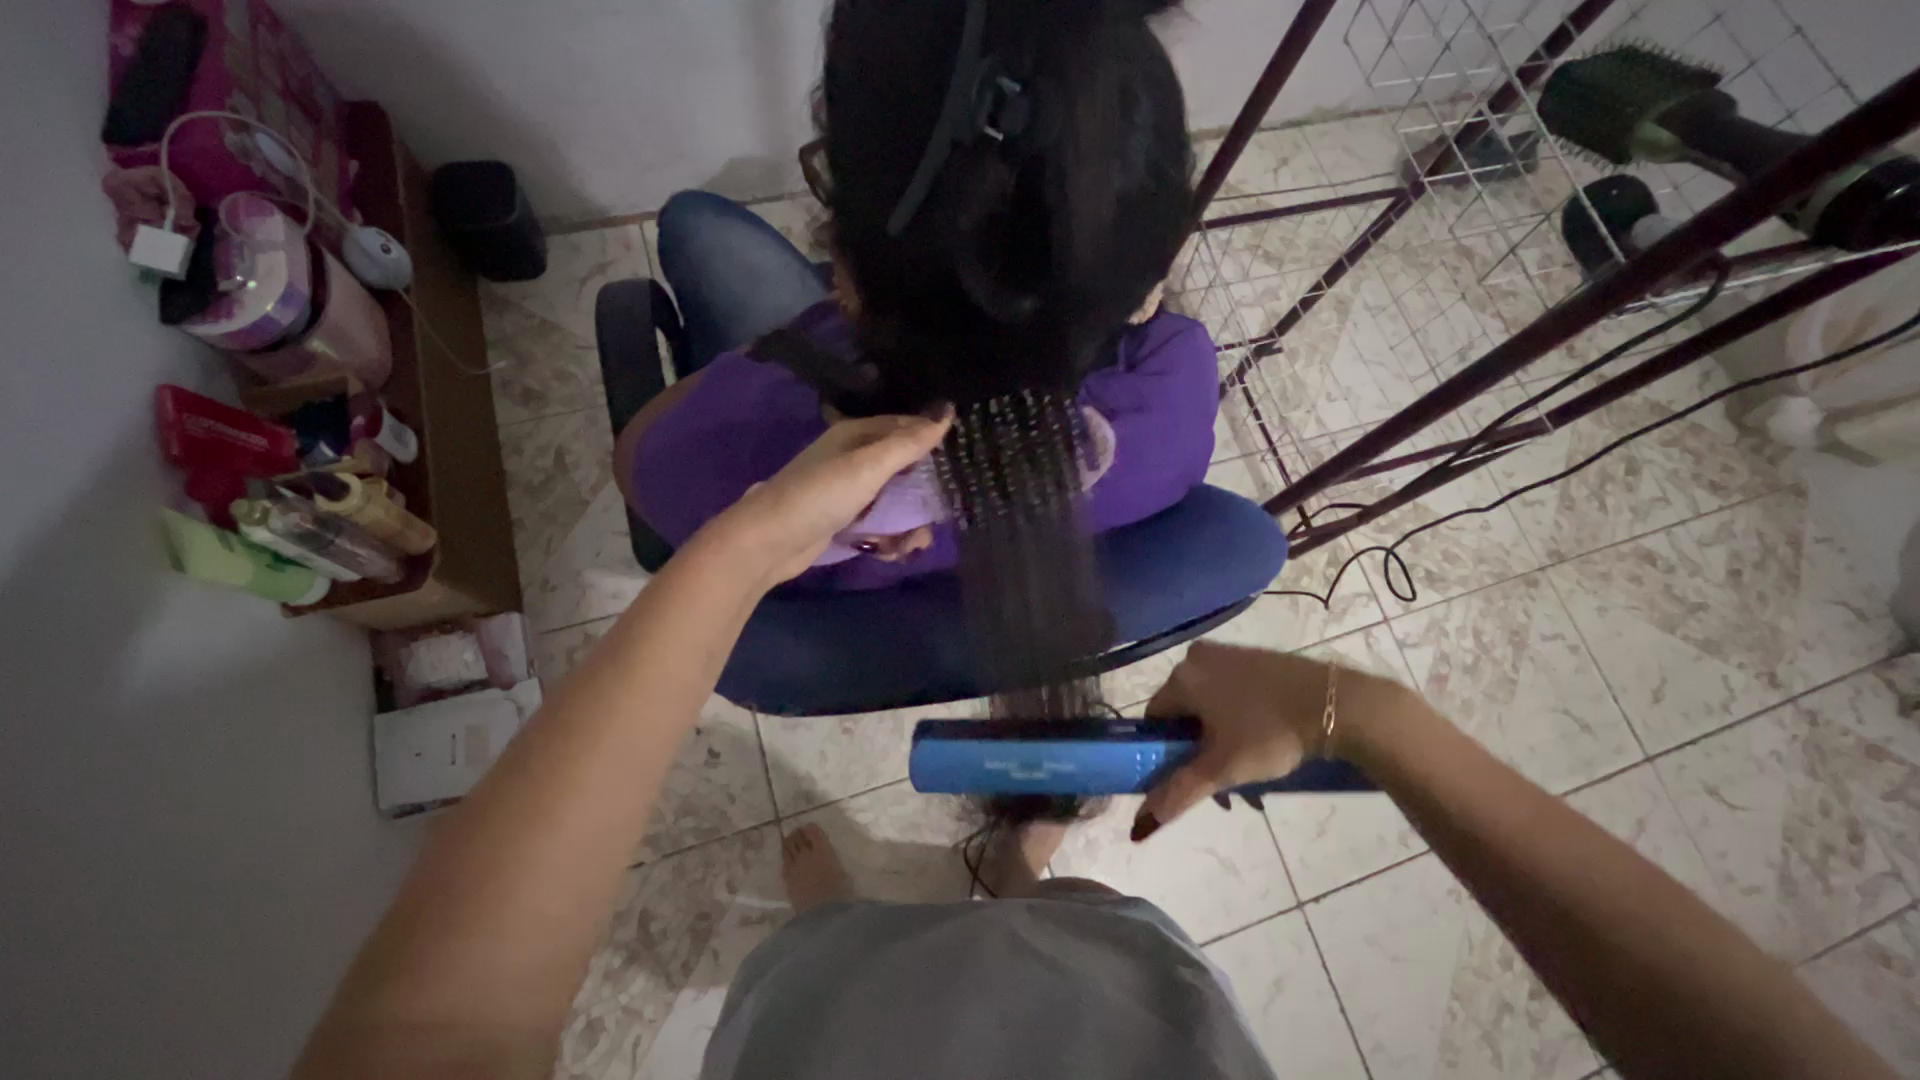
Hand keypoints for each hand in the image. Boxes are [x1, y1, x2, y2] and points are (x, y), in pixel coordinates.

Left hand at [705, 408, 952, 584]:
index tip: (961, 461)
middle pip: (905, 469)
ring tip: (910, 545)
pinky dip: (889, 539)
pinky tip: (892, 553)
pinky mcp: (844, 522)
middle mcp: (854, 459)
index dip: (932, 441)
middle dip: (924, 495)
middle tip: (937, 516)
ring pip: (895, 502)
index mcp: (857, 436)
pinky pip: (879, 526)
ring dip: (909, 525)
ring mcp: (849, 493)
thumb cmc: (821, 495)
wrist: (769, 542)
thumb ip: (909, 443)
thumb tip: (949, 411)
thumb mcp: (868, 466)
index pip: (906, 428)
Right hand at [1135, 641, 1412, 839]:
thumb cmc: (1270, 734)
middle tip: (1225, 782)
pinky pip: (1232, 691)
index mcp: (1180, 678)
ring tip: (1249, 770)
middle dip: (1199, 752)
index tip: (1190, 775)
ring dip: (1220, 739)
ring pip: (1209, 704)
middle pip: (1184, 713)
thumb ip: (1179, 793)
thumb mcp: (1222, 769)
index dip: (1166, 752)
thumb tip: (1140, 826)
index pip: (1154, 720)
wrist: (1336, 704)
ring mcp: (1229, 654)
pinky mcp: (1256, 657)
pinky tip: (1263, 741)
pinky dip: (1238, 718)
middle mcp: (1197, 658)